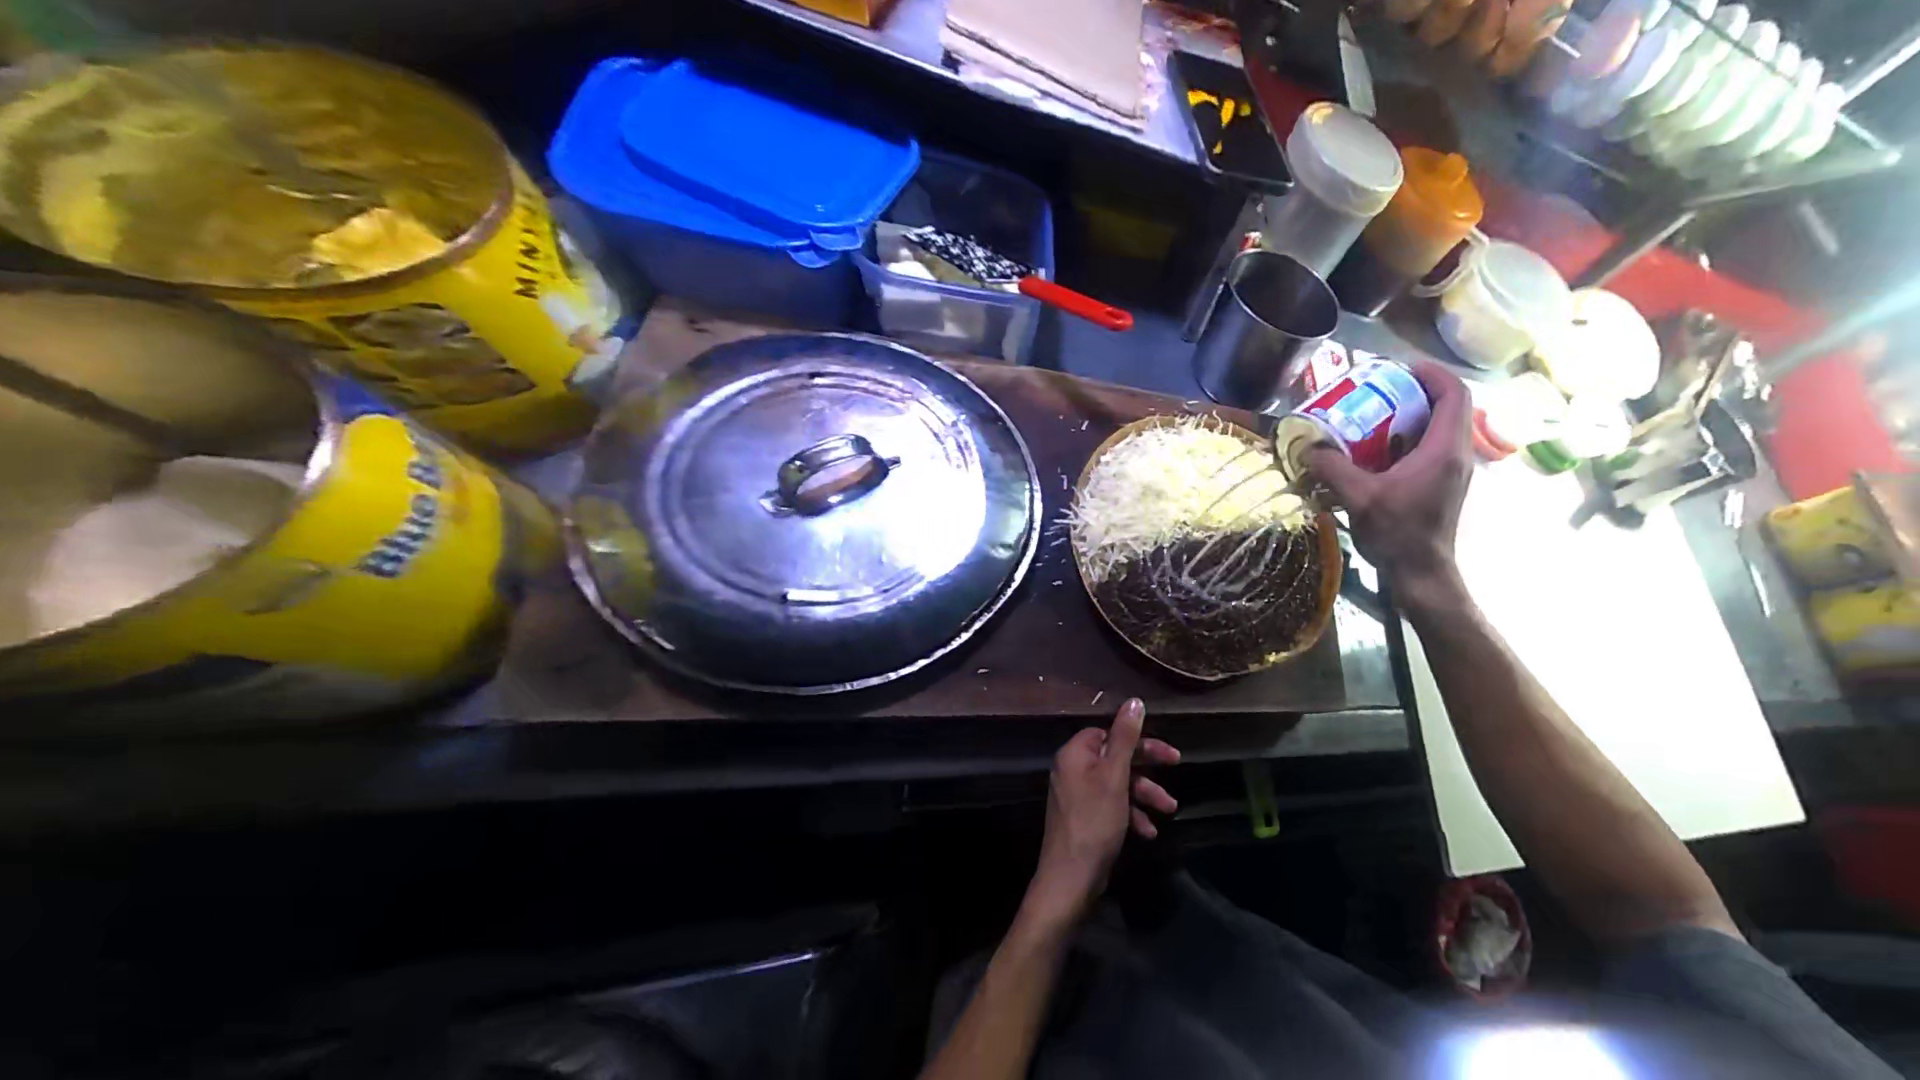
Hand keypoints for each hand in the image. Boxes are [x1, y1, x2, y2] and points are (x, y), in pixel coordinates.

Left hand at [1024, 699, 1180, 927]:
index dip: (1138, 740)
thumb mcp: (1114, 776)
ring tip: (1169, 810)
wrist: (1071, 877)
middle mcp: (1072, 769)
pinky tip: (1148, 832)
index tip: (1166, 751)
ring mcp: (1077, 795)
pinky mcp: (1084, 818)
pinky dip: (1131, 814)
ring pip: (1117, 784)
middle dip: (1147, 768)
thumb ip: (1126, 738)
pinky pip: (1111, 806)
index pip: (1108, 733)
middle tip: (1177, 767)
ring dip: (1144, 794)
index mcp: (1075, 754)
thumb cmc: (1094, 821)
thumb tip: (1134, 701)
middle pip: (1115, 757)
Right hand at [1308, 359, 1472, 603]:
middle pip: (1447, 407)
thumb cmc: (1397, 534)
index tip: (1399, 367)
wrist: (1420, 574)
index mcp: (1444, 450)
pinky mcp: (1441, 485)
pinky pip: (1428, 448)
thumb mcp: (1359, 498)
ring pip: (1438, 428)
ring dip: (1408, 416)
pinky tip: (1374, 451)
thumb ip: (1332, 468)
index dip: (1431, 373)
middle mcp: (1456, 455)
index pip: (1454, 394)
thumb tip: (1306, 447)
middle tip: (1376, 391)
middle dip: (1413, 392)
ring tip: (1371, 417)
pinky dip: (1404, 440)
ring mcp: (1451, 471)